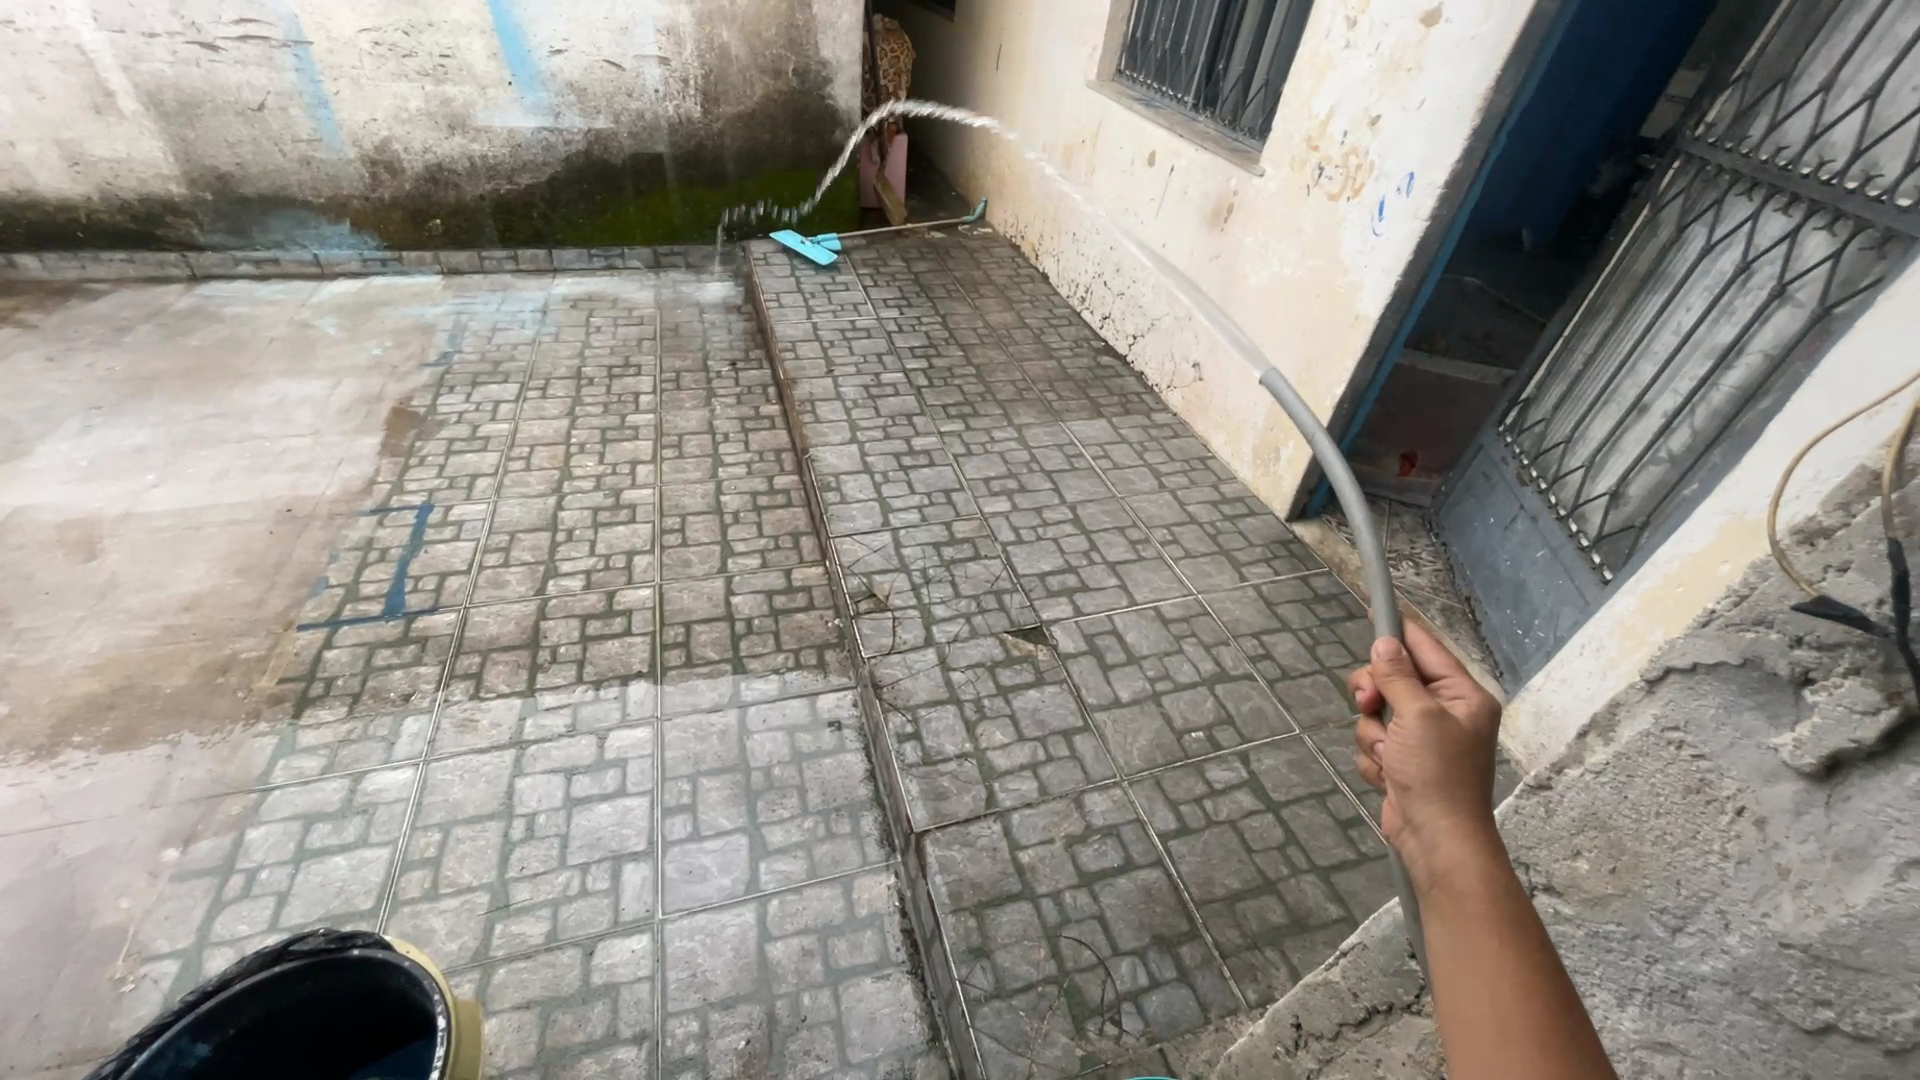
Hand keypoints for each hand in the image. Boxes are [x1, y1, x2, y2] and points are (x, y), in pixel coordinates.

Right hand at [1347, 622, 1502, 884]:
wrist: (1436, 838)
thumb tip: (1385, 643)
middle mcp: (1443, 712)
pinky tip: (1388, 774)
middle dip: (1374, 693)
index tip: (1373, 607)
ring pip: (1375, 711)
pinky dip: (1374, 756)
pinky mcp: (1402, 760)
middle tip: (1368, 704)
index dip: (1398, 629)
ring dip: (1373, 733)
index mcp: (1461, 696)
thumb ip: (1398, 676)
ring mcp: (1421, 738)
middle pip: (1392, 678)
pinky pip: (1373, 740)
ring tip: (1388, 755)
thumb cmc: (1437, 774)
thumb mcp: (1417, 717)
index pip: (1425, 649)